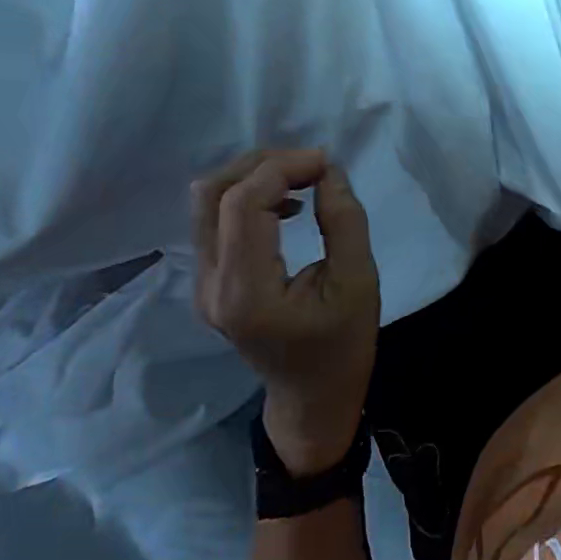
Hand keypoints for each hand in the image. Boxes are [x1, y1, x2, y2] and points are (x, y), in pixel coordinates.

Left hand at [193, 149, 379, 475]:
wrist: (312, 396)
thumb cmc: (343, 344)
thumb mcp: (360, 282)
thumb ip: (343, 222)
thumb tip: (326, 172)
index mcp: (246, 292)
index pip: (242, 204)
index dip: (281, 168)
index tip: (326, 163)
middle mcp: (210, 284)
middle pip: (213, 194)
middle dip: (264, 164)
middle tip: (314, 164)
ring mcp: (201, 284)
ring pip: (206, 201)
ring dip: (253, 175)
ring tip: (301, 176)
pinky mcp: (207, 281)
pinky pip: (214, 219)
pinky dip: (247, 195)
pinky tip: (285, 202)